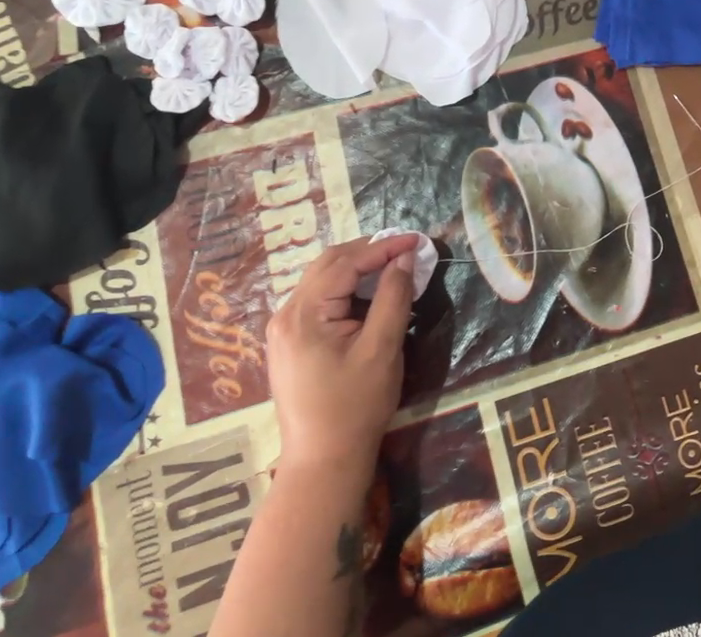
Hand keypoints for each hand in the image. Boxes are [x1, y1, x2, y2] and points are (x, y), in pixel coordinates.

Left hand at [268, 235, 418, 473]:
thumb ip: (393, 297)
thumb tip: (403, 259)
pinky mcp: (290, 343)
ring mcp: (283, 329)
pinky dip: (346, 288)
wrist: (323, 460)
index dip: (384, 247)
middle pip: (328, 264)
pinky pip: (318, 300)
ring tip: (392, 266)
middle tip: (405, 248)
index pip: (346, 263)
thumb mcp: (382, 348)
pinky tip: (369, 295)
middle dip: (368, 251)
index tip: (417, 240)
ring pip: (322, 280)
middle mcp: (286, 314)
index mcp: (304, 314)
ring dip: (357, 268)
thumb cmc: (356, 405)